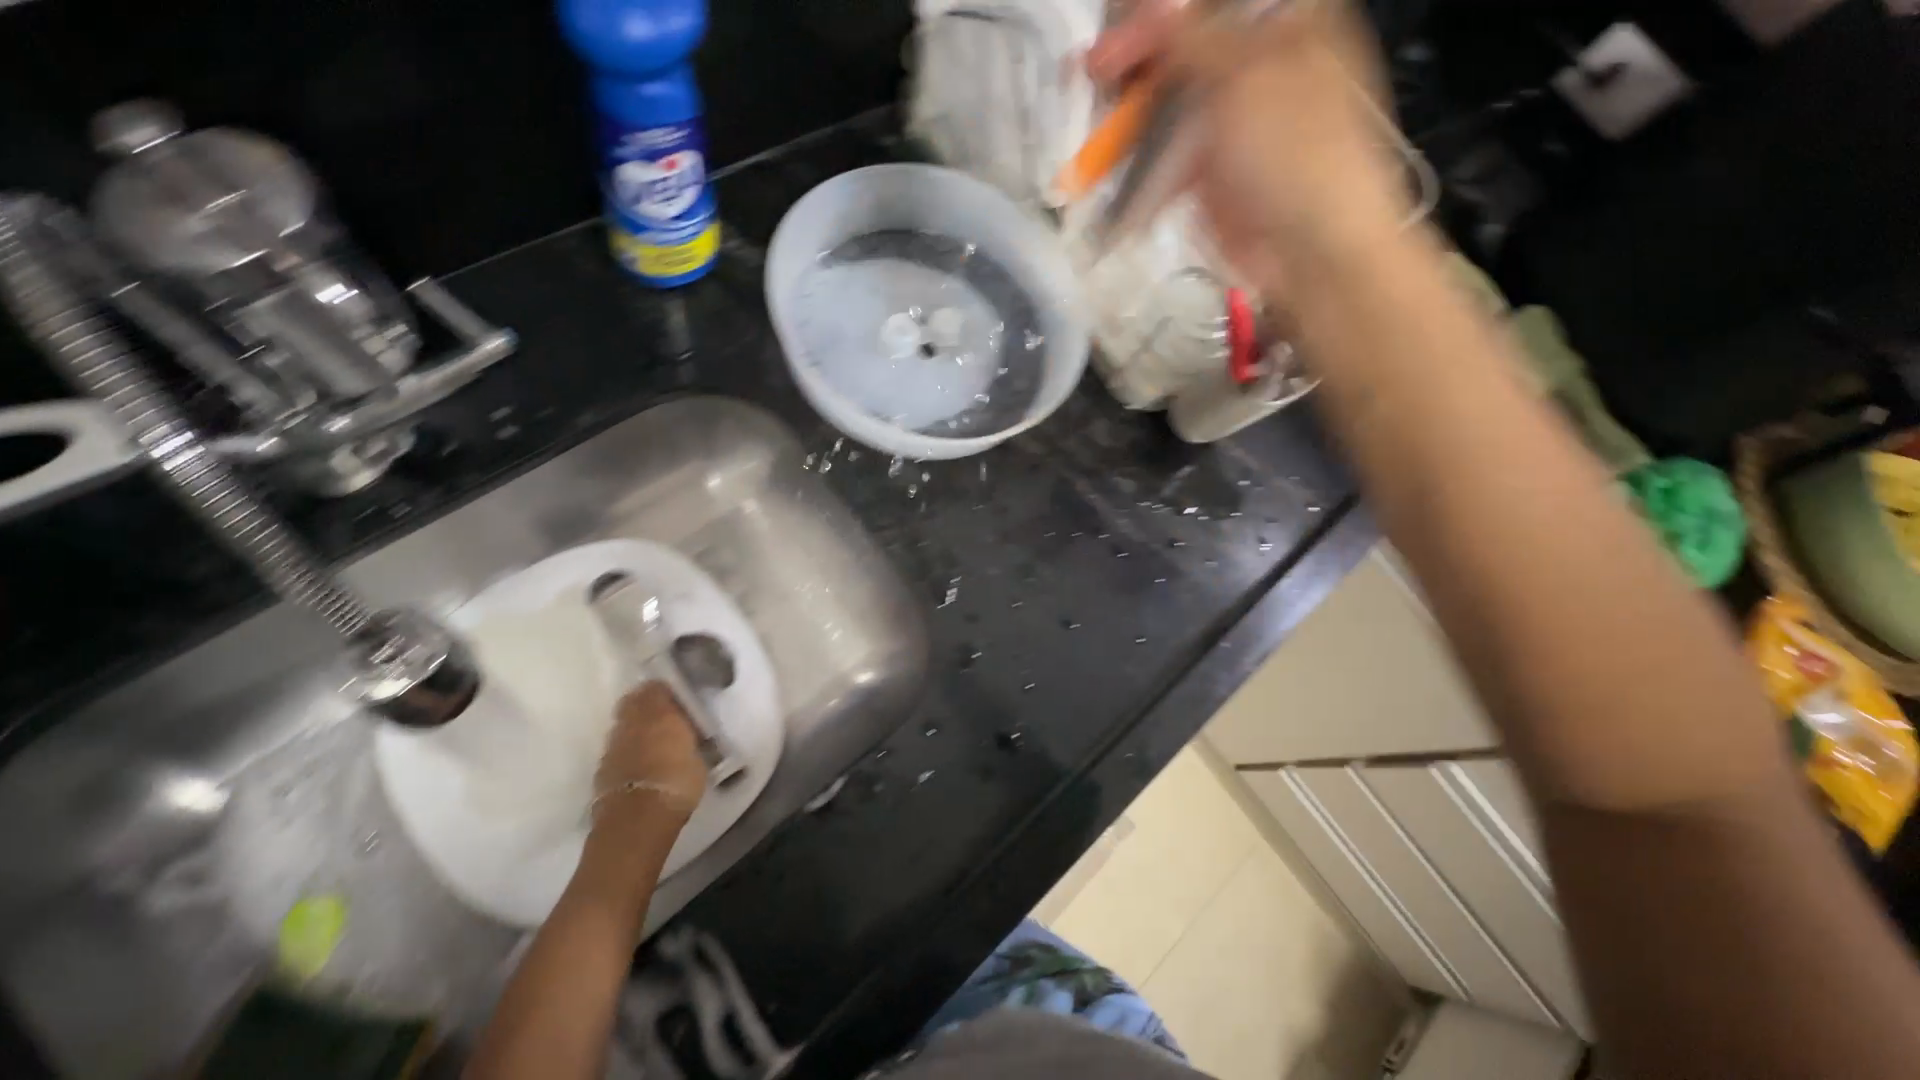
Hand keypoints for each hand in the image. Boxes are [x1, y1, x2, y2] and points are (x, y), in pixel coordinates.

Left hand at [592, 682, 705, 827]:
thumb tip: (687, 737)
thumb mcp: (698, 759)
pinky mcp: (601, 768)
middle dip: (644, 705)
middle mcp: (631, 723)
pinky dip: (626, 753)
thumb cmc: (677, 785)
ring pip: (622, 726)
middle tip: (661, 717)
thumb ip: (688, 741)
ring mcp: (612, 745)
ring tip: (650, 745)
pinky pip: (616, 750)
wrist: (636, 820)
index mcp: (659, 714)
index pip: (656, 688)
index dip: (666, 692)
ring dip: (633, 730)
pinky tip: (638, 767)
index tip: (677, 701)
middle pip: (632, 702)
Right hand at [1087, 0, 1410, 298]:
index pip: (1218, 1)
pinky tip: (1109, 157)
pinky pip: (1166, 149)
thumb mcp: (1245, 78)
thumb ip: (1194, 38)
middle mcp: (1260, 64)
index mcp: (1289, 24)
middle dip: (1138, 55)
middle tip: (1094, 69)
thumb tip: (1154, 4)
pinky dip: (1138, 153)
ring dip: (1129, 106)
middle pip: (1187, 45)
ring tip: (1095, 118)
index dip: (1166, 9)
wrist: (1312, 251)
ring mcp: (1234, 120)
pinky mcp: (1211, 168)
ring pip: (1170, 98)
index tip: (1122, 22)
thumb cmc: (1296, 153)